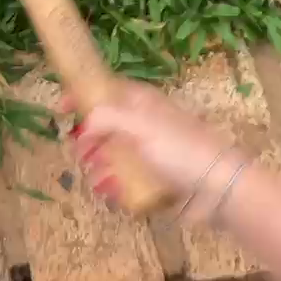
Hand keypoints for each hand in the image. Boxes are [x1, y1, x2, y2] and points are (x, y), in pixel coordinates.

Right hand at [66, 79, 230, 207]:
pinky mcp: (153, 178)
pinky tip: (108, 192)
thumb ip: (105, 118)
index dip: (81, 94)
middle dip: (87, 138)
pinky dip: (112, 184)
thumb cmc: (181, 149)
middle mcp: (143, 123)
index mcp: (141, 103)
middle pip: (103, 124)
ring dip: (97, 164)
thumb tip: (83, 126)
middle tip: (79, 152)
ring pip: (111, 153)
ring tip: (94, 177)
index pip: (104, 89)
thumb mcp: (140, 125)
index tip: (60, 109)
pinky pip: (124, 178)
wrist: (220, 189)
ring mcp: (148, 152)